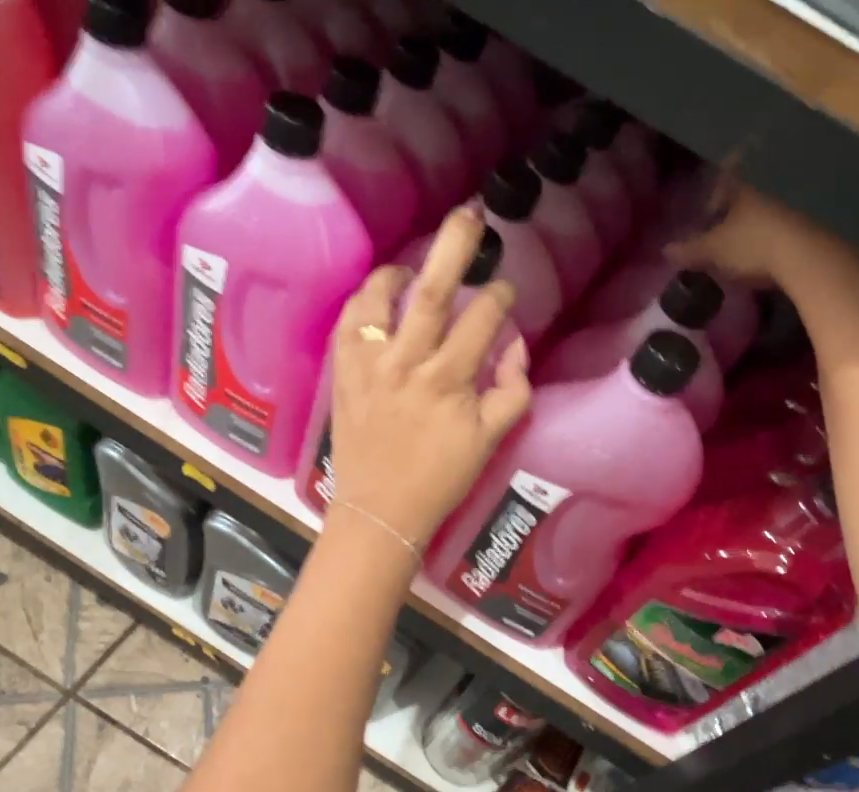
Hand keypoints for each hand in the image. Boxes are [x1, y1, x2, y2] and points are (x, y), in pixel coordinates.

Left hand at [326, 208, 531, 547]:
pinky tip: (379, 296)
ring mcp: (369, 365)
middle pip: (432, 291)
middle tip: (470, 214)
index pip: (482, 319)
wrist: (381, 509)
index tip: (505, 291)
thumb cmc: (441, 478)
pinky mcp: (343, 372)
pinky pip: (349, 322)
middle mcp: (407, 364)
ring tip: (416, 265)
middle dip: (455, 247)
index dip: (500, 297)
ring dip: (402, 271)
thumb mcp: (490, 441)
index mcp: (449, 382)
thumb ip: (512, 391)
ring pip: (383, 299)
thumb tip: (516, 345)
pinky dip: (364, 300)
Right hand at [666, 170, 858, 288]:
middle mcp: (766, 196)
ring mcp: (787, 214)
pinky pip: (775, 236)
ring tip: (733, 253)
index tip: (703, 209)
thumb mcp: (713, 250)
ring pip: (760, 218)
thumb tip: (664, 250)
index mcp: (743, 191)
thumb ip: (689, 250)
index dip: (712, 194)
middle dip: (729, 216)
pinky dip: (764, 246)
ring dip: (747, 232)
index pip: (725, 181)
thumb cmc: (751, 245)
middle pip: (743, 201)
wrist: (804, 258)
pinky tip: (757, 264)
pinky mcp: (803, 235)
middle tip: (714, 234)